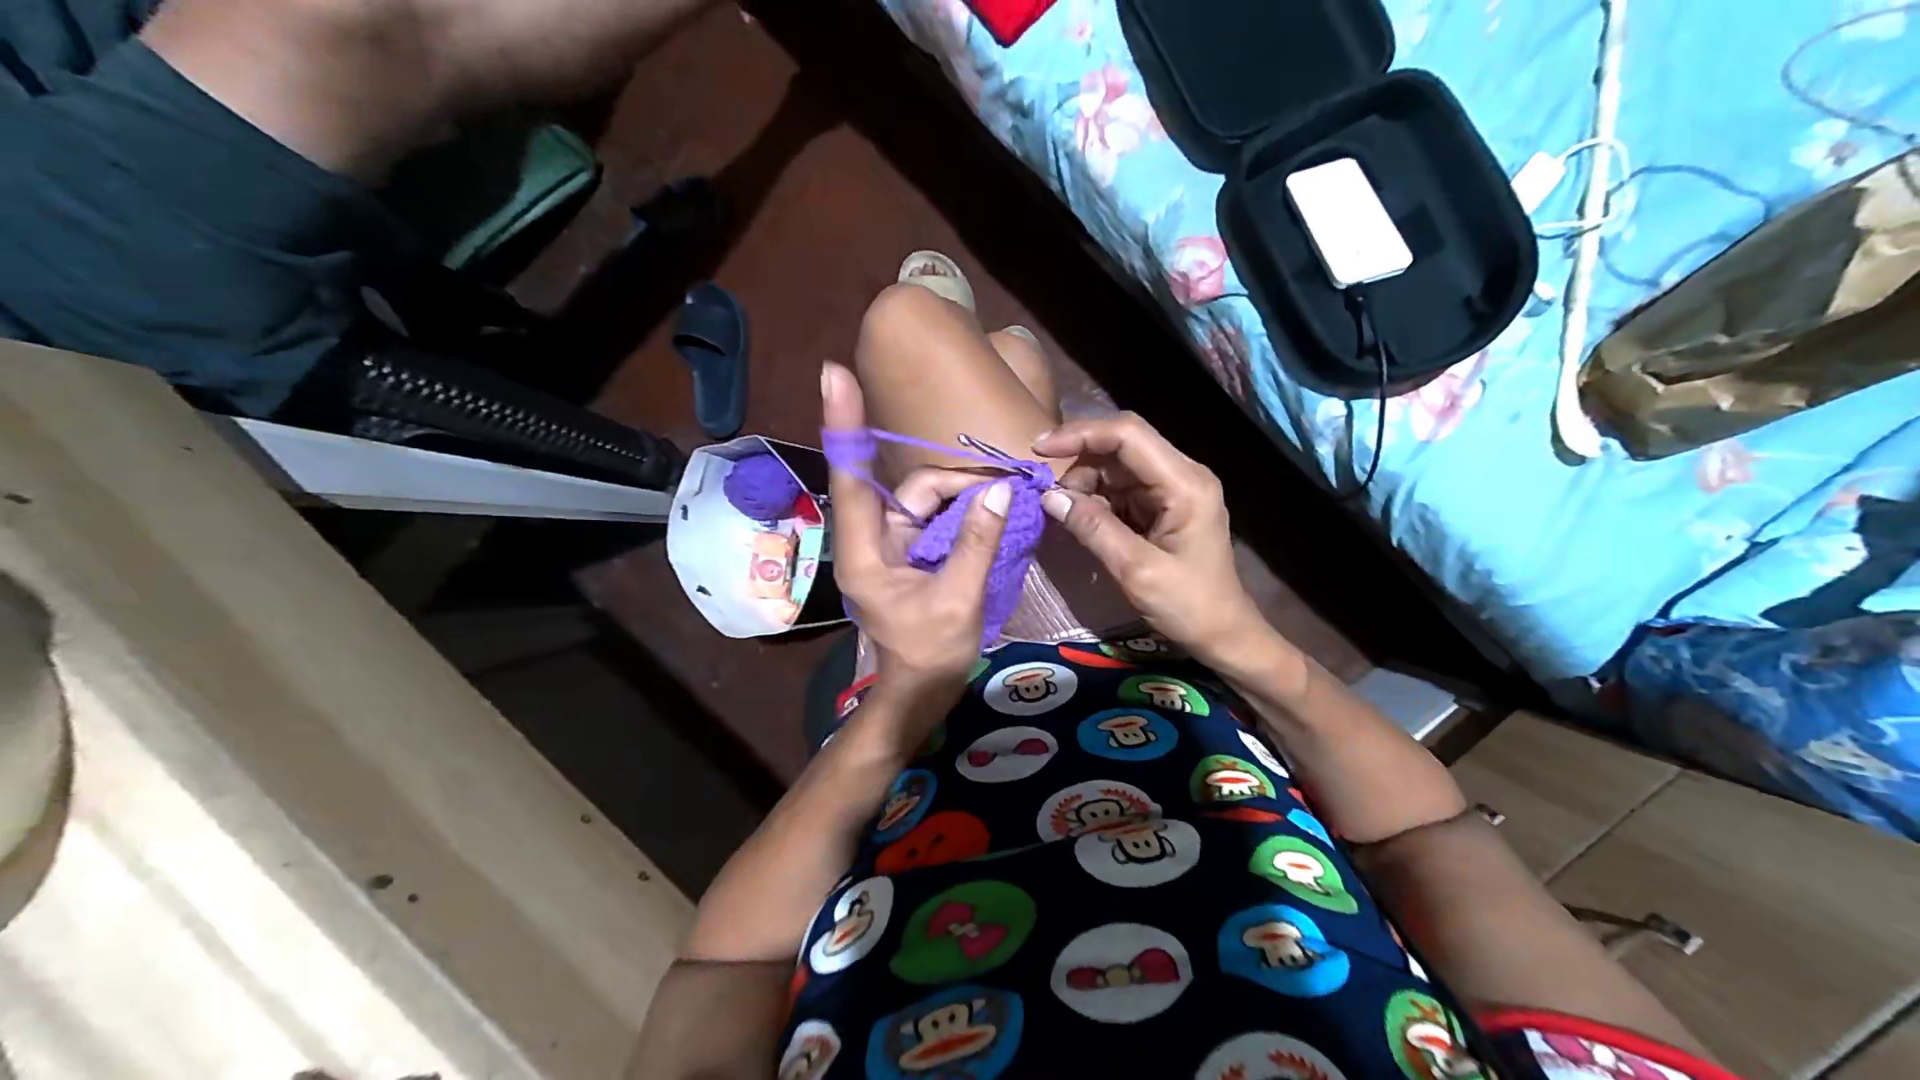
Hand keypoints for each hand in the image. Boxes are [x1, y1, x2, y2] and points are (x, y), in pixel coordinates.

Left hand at [823, 362, 1010, 708]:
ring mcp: (890, 546)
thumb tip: (998, 490)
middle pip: (909, 488)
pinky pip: (933, 519)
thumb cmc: (929, 656)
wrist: (918, 694)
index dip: (844, 424)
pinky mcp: (908, 555)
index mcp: (867, 552)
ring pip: (925, 502)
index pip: (852, 477)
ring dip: (963, 497)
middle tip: (1004, 483)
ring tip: (1004, 499)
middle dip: (955, 481)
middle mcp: (872, 540)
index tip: (833, 374)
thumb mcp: (959, 600)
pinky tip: (988, 512)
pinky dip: (961, 513)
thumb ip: (977, 543)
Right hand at [1033, 412, 1266, 664]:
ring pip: (1115, 467)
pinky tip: (1079, 520)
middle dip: (1079, 463)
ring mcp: (1171, 490)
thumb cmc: (1187, 605)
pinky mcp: (1161, 506)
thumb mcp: (1135, 570)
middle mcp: (1181, 475)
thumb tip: (1049, 497)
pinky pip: (1120, 489)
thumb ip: (1093, 528)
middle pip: (1120, 446)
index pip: (1128, 435)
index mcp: (1185, 483)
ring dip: (1084, 484)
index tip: (1040, 449)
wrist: (1222, 634)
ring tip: (1064, 515)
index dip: (1081, 434)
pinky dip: (1095, 500)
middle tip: (1049, 497)